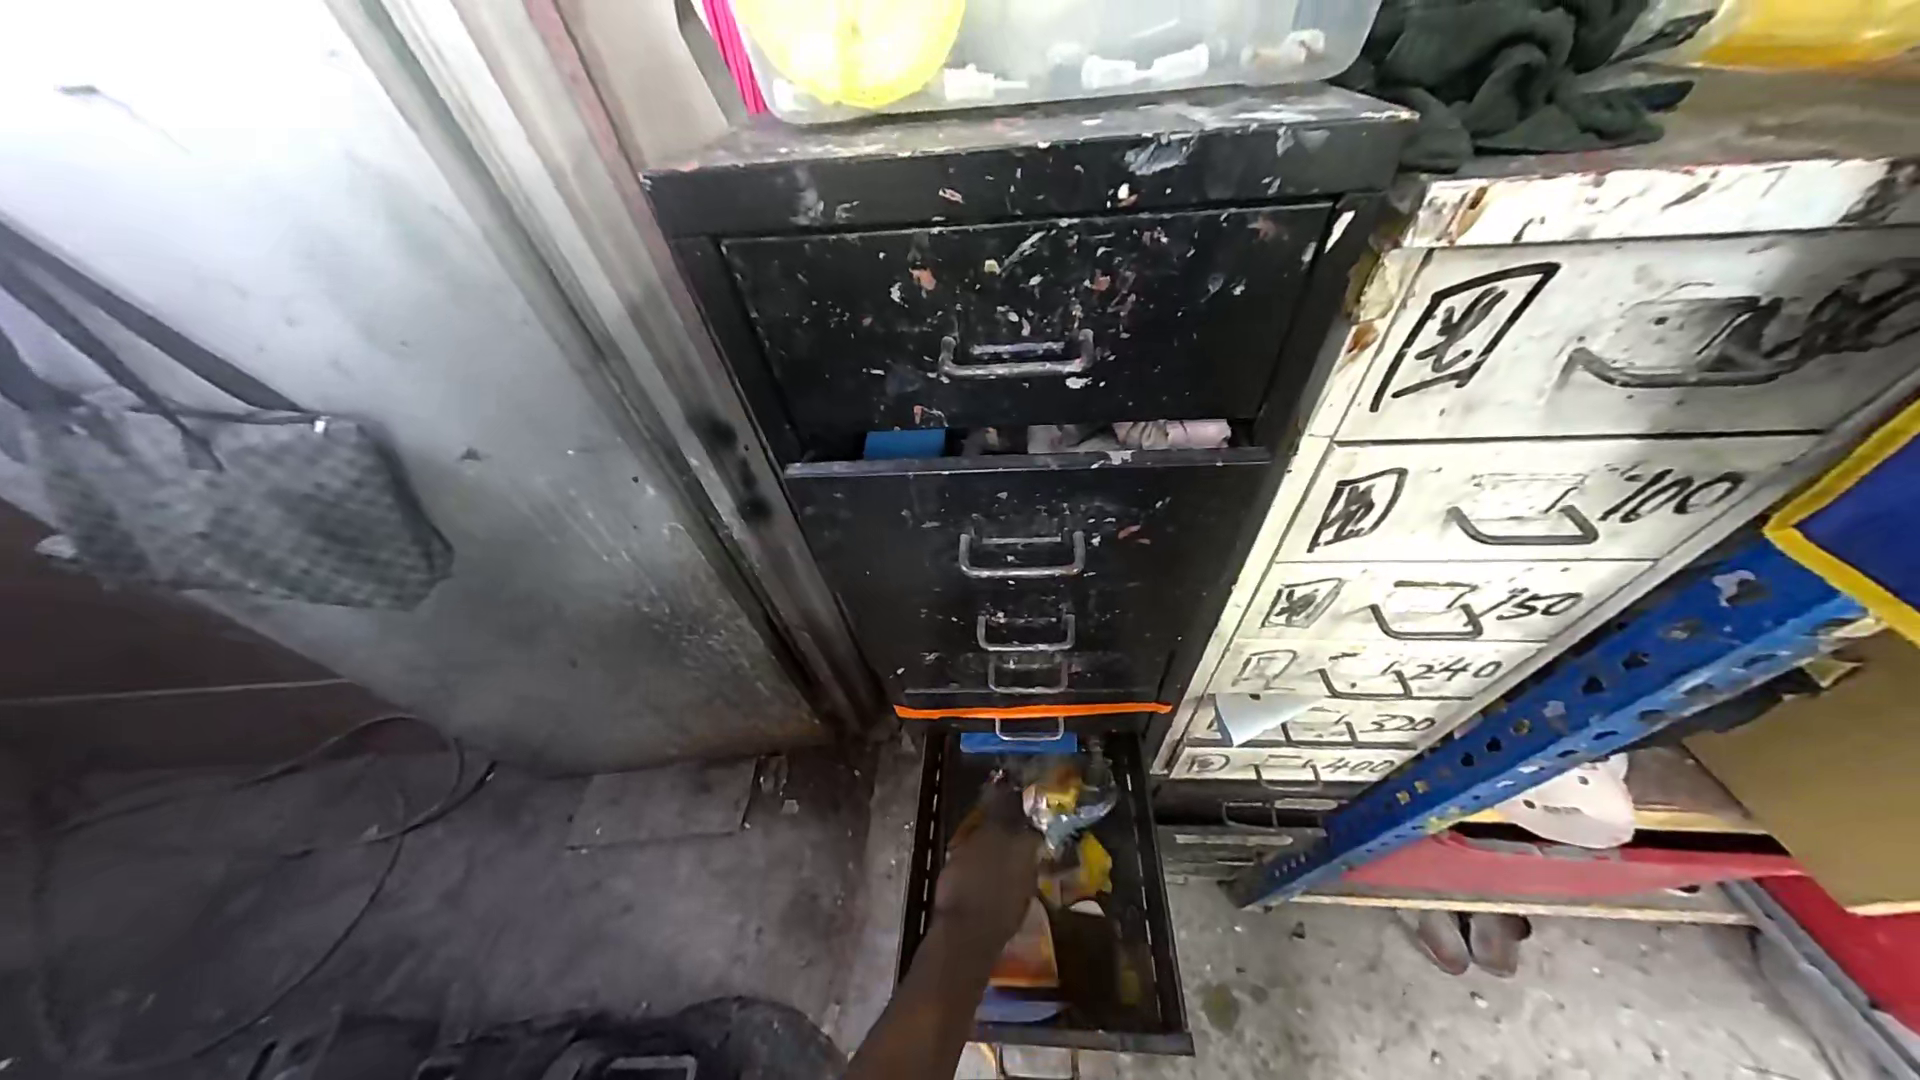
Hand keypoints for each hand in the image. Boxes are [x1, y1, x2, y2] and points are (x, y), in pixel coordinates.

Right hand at [934, 779, 1041, 952]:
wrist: (966, 939)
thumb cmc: (972, 880)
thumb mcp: (982, 835)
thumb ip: (997, 808)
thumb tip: (1007, 781)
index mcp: (1028, 847)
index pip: (1027, 820)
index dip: (1012, 811)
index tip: (996, 803)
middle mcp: (1032, 870)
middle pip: (1022, 844)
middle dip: (1006, 835)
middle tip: (982, 828)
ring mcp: (1022, 896)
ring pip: (1014, 866)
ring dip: (999, 858)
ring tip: (975, 853)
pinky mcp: (1008, 917)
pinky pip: (1003, 887)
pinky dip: (992, 879)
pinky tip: (975, 881)